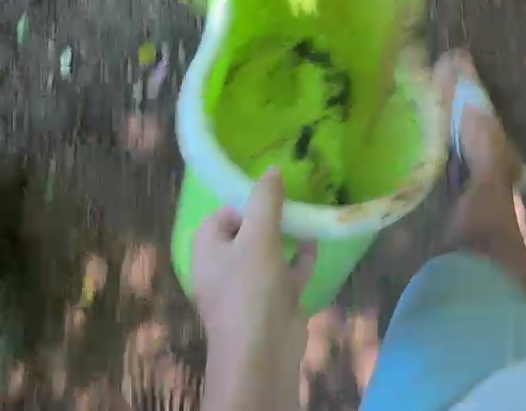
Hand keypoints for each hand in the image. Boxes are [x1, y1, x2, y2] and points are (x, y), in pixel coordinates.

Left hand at [191, 168, 312, 410]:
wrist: (264, 356)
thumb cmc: (250, 289)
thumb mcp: (258, 235)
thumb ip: (265, 199)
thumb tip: (272, 169)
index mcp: (209, 252)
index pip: (220, 215)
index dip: (242, 202)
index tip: (268, 193)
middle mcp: (225, 268)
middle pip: (246, 231)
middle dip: (269, 215)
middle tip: (293, 196)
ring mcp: (250, 288)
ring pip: (269, 251)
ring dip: (287, 234)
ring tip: (307, 212)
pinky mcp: (274, 302)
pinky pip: (287, 272)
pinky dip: (300, 257)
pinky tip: (316, 241)